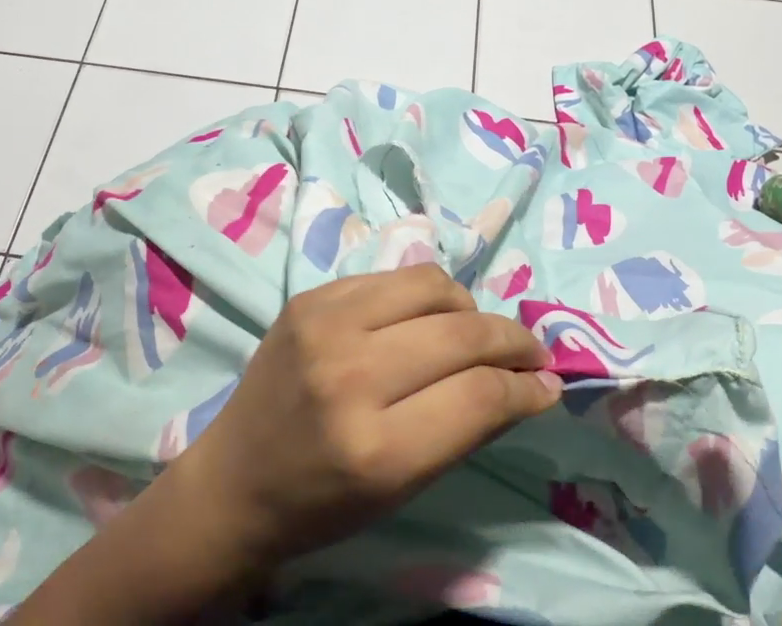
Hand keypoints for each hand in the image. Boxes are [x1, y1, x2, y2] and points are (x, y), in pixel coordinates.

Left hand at [8, 265, 560, 625]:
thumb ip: (471, 428)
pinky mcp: (308, 298)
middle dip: (513, 340)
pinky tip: (422, 321)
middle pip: (464, 332)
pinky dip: (422, 297)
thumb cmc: (323, 504)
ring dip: (468, 309)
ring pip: (433, 285)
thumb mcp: (405, 488)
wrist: (233, 482)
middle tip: (530, 353)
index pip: (481, 394)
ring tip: (472, 333)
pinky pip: (392, 277)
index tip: (548, 384)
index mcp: (377, 448)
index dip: (528, 386)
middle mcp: (350, 376)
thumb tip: (537, 384)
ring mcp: (323, 326)